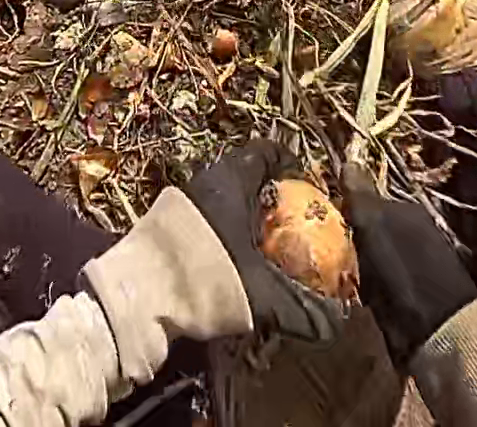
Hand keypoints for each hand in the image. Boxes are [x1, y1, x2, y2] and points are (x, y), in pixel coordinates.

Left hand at [186, 141, 346, 343]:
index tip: (306, 184)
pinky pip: (209, 209)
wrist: (139, 293)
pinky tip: (234, 254)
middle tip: (291, 217)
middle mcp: (208, 177)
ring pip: (226, 191)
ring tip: (265, 240)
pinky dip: (226, 223)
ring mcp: (186, 194)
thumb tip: (337, 324)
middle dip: (271, 190)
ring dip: (246, 209)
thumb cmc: (206, 277)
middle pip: (247, 171)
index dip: (289, 162)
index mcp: (231, 178)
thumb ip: (302, 309)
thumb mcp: (261, 296)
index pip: (266, 151)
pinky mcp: (170, 216)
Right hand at [342, 165, 476, 364]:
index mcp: (408, 208)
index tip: (327, 217)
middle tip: (330, 245)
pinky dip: (372, 284)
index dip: (349, 208)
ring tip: (340, 270)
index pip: (372, 200)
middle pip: (376, 227)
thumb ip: (360, 194)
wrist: (438, 326)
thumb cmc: (402, 265)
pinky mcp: (420, 295)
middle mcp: (418, 230)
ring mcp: (422, 263)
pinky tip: (359, 291)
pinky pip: (385, 281)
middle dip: (356, 234)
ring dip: (363, 261)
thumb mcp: (374, 222)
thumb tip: (348, 159)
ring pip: (380, 254)